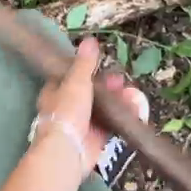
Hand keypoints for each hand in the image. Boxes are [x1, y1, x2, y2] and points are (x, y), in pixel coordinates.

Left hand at [34, 39, 141, 177]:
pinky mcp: (94, 138)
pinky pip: (111, 125)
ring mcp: (81, 124)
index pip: (71, 76)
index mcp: (55, 92)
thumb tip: (90, 40)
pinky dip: (122, 117)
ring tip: (133, 96)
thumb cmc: (67, 111)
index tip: (103, 65)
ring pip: (103, 109)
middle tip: (122, 82)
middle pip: (91, 93)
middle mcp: (67, 107)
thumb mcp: (76, 81)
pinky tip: (135, 110)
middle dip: (108, 87)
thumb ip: (85, 63)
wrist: (68, 150)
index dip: (88, 70)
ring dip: (118, 101)